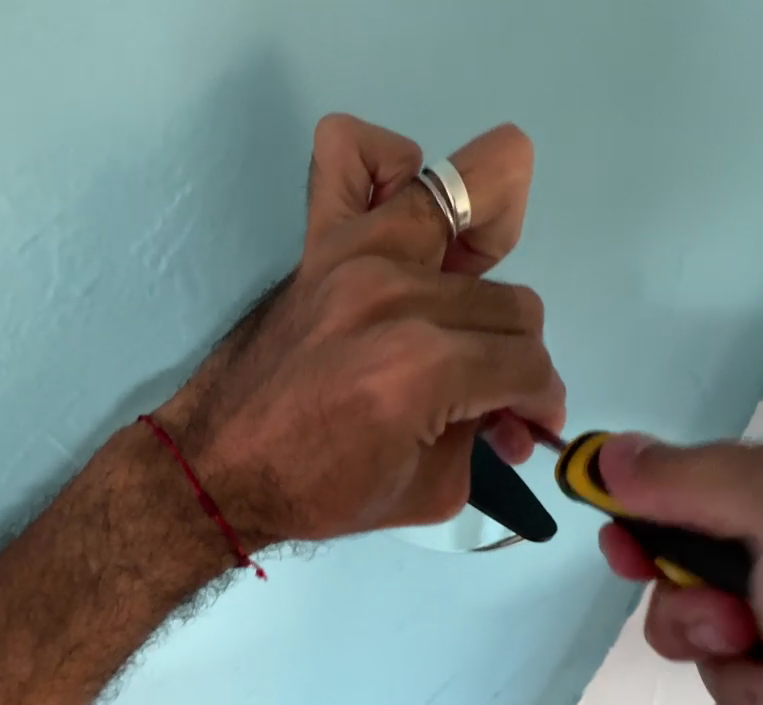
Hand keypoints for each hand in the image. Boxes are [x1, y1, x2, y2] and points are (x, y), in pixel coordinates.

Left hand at [153, 114, 563, 544]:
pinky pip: (353, 153)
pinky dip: (388, 167)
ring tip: (459, 306)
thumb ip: (484, 441)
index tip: (530, 424)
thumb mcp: (426, 494)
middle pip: (512, 302)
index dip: (542, 401)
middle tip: (488, 397)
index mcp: (423, 370)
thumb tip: (511, 410)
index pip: (527, 363)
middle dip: (516, 359)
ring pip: (471, 195)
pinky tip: (398, 226)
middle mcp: (397, 297)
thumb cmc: (315, 492)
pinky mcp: (318, 244)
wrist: (220, 468)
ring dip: (486, 254)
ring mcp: (354, 255)